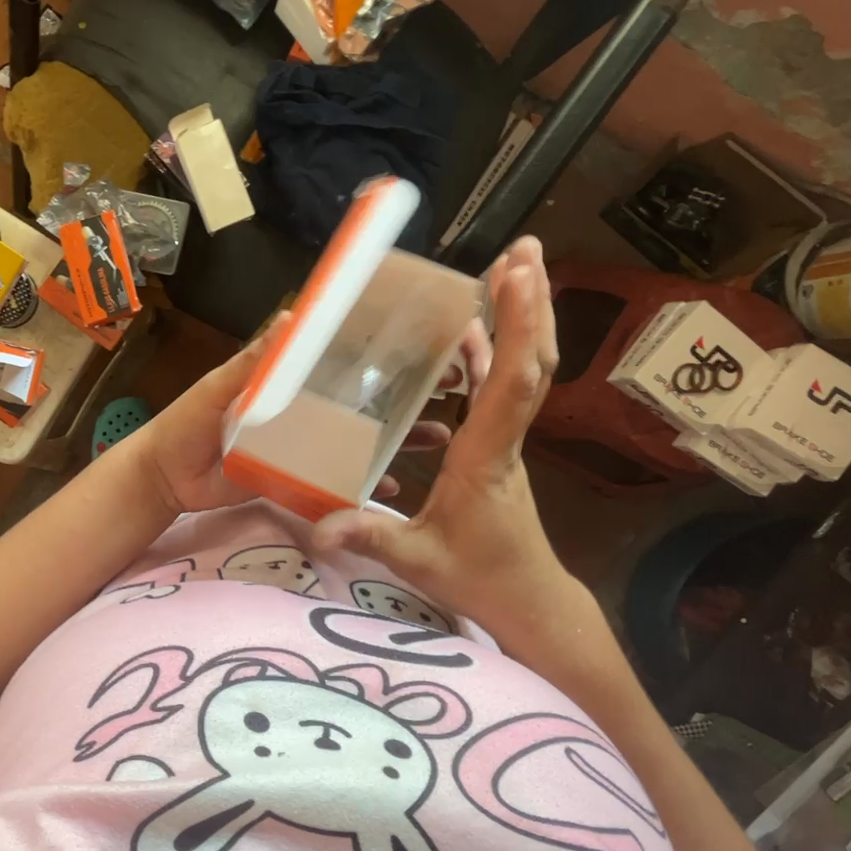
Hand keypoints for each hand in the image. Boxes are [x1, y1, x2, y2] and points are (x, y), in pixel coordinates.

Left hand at [134, 313, 456, 515]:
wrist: (163, 476)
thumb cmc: (186, 423)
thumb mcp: (217, 388)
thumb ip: (252, 363)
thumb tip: (291, 316)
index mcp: (285, 383)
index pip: (337, 365)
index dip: (377, 358)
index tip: (424, 347)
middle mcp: (299, 413)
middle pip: (359, 405)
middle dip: (403, 401)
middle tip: (451, 393)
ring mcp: (299, 449)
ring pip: (354, 444)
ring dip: (394, 442)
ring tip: (438, 439)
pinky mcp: (292, 482)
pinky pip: (332, 483)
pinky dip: (358, 486)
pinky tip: (389, 490)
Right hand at [313, 237, 580, 647]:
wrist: (528, 600)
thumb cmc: (478, 578)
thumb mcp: (417, 560)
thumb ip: (370, 536)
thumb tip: (320, 526)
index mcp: (485, 457)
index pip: (509, 383)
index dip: (515, 327)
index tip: (513, 276)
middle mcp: (504, 440)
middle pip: (531, 361)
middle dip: (531, 303)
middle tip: (525, 250)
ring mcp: (506, 443)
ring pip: (522, 372)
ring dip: (520, 320)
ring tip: (510, 272)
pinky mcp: (497, 450)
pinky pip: (500, 393)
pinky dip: (493, 356)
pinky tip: (474, 338)